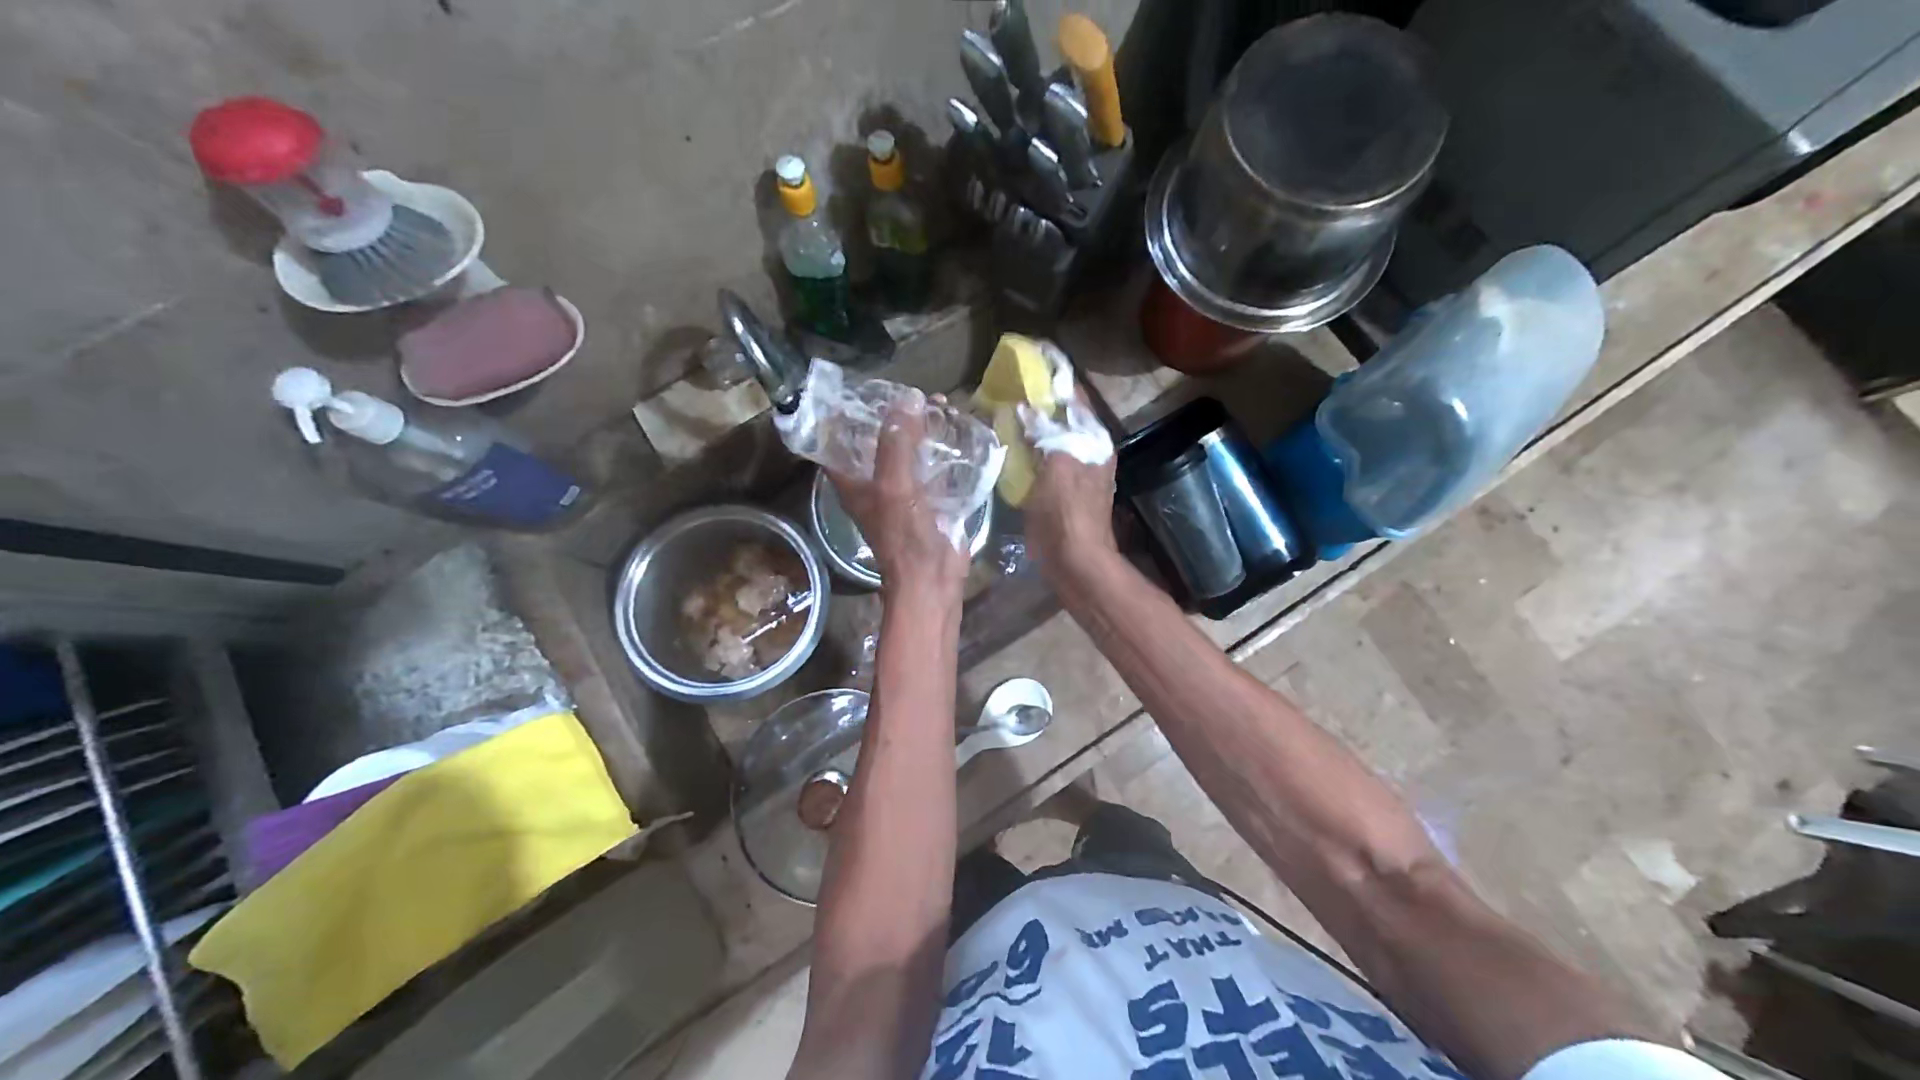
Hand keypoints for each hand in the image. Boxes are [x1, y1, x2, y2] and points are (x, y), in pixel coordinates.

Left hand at [828, 399, 970, 601]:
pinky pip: (933, 466)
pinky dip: (943, 449)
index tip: (863, 389)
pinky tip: (958, 431)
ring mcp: (903, 490)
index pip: (839, 440)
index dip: (845, 414)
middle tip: (917, 393)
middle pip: (880, 440)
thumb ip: (898, 443)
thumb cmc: (903, 536)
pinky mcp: (929, 498)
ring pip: (909, 450)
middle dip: (897, 416)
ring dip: (923, 429)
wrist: (932, 578)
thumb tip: (909, 399)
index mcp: (853, 481)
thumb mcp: (894, 485)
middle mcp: (874, 482)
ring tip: (942, 404)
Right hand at [1020, 392, 1118, 581]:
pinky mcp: (1060, 488)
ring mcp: (1075, 469)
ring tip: (1002, 408)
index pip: (1075, 396)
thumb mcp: (1056, 467)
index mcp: (1094, 439)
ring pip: (1052, 436)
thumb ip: (1045, 433)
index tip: (1027, 362)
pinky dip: (1027, 447)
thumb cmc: (1067, 514)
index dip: (1054, 378)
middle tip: (1007, 386)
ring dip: (1030, 423)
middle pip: (1062, 415)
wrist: (1074, 561)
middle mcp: (1089, 449)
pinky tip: (1007, 444)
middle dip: (1037, 400)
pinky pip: (1042, 457)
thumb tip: (1027, 406)